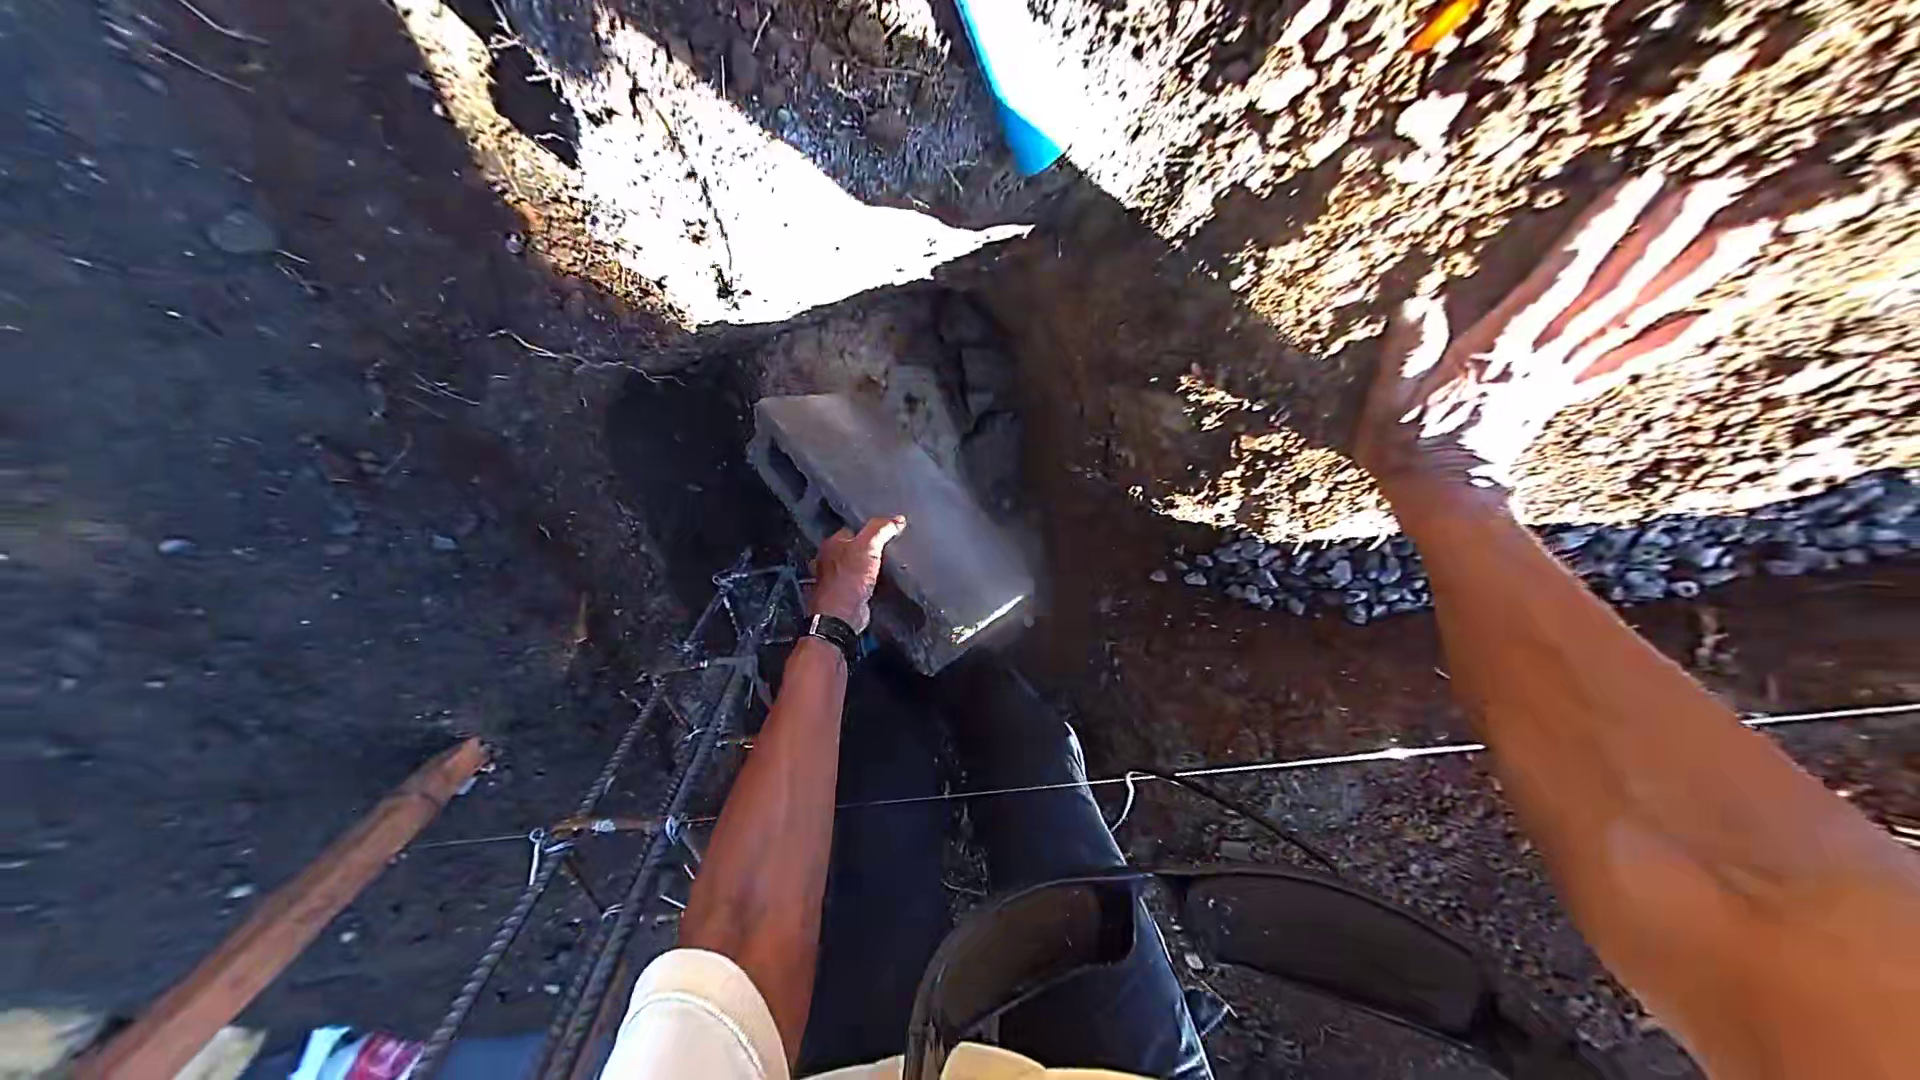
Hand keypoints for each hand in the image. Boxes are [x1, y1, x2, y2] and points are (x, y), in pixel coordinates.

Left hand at [809, 515, 906, 633]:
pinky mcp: (845, 595)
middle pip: (853, 549)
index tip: (884, 531)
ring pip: (856, 567)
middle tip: (887, 549)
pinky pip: (860, 584)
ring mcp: (836, 580)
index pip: (851, 529)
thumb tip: (898, 519)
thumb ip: (882, 530)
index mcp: (831, 545)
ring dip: (869, 568)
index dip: (868, 530)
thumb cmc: (848, 578)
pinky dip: (869, 584)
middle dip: (868, 550)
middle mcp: (830, 561)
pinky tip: (880, 583)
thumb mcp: (869, 546)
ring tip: (885, 566)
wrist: (842, 614)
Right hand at [1354, 171, 1775, 502]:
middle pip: (1606, 293)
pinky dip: (1665, 343)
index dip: (1595, 234)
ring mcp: (1554, 377)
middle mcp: (1537, 359)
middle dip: (1656, 239)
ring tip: (1740, 232)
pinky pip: (1618, 367)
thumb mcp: (1388, 397)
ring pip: (1625, 320)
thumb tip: (1418, 300)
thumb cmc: (1405, 443)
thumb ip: (1406, 351)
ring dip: (1682, 277)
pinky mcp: (1557, 396)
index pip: (1554, 283)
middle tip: (1710, 187)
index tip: (1637, 186)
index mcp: (1494, 351)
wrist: (1438, 491)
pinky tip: (1707, 318)